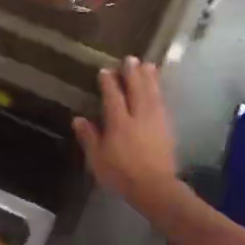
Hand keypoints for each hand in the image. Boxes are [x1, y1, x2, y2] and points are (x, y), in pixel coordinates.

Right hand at [73, 57, 179, 214]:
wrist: (153, 186)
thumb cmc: (121, 174)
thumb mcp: (97, 159)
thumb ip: (89, 138)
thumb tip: (78, 119)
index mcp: (119, 123)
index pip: (113, 97)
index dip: (109, 83)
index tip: (105, 71)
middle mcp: (138, 116)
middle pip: (136, 89)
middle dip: (133, 73)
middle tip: (130, 59)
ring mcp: (155, 121)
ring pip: (153, 93)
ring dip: (150, 78)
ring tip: (148, 65)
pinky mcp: (167, 128)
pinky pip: (163, 103)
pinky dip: (160, 92)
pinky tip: (159, 89)